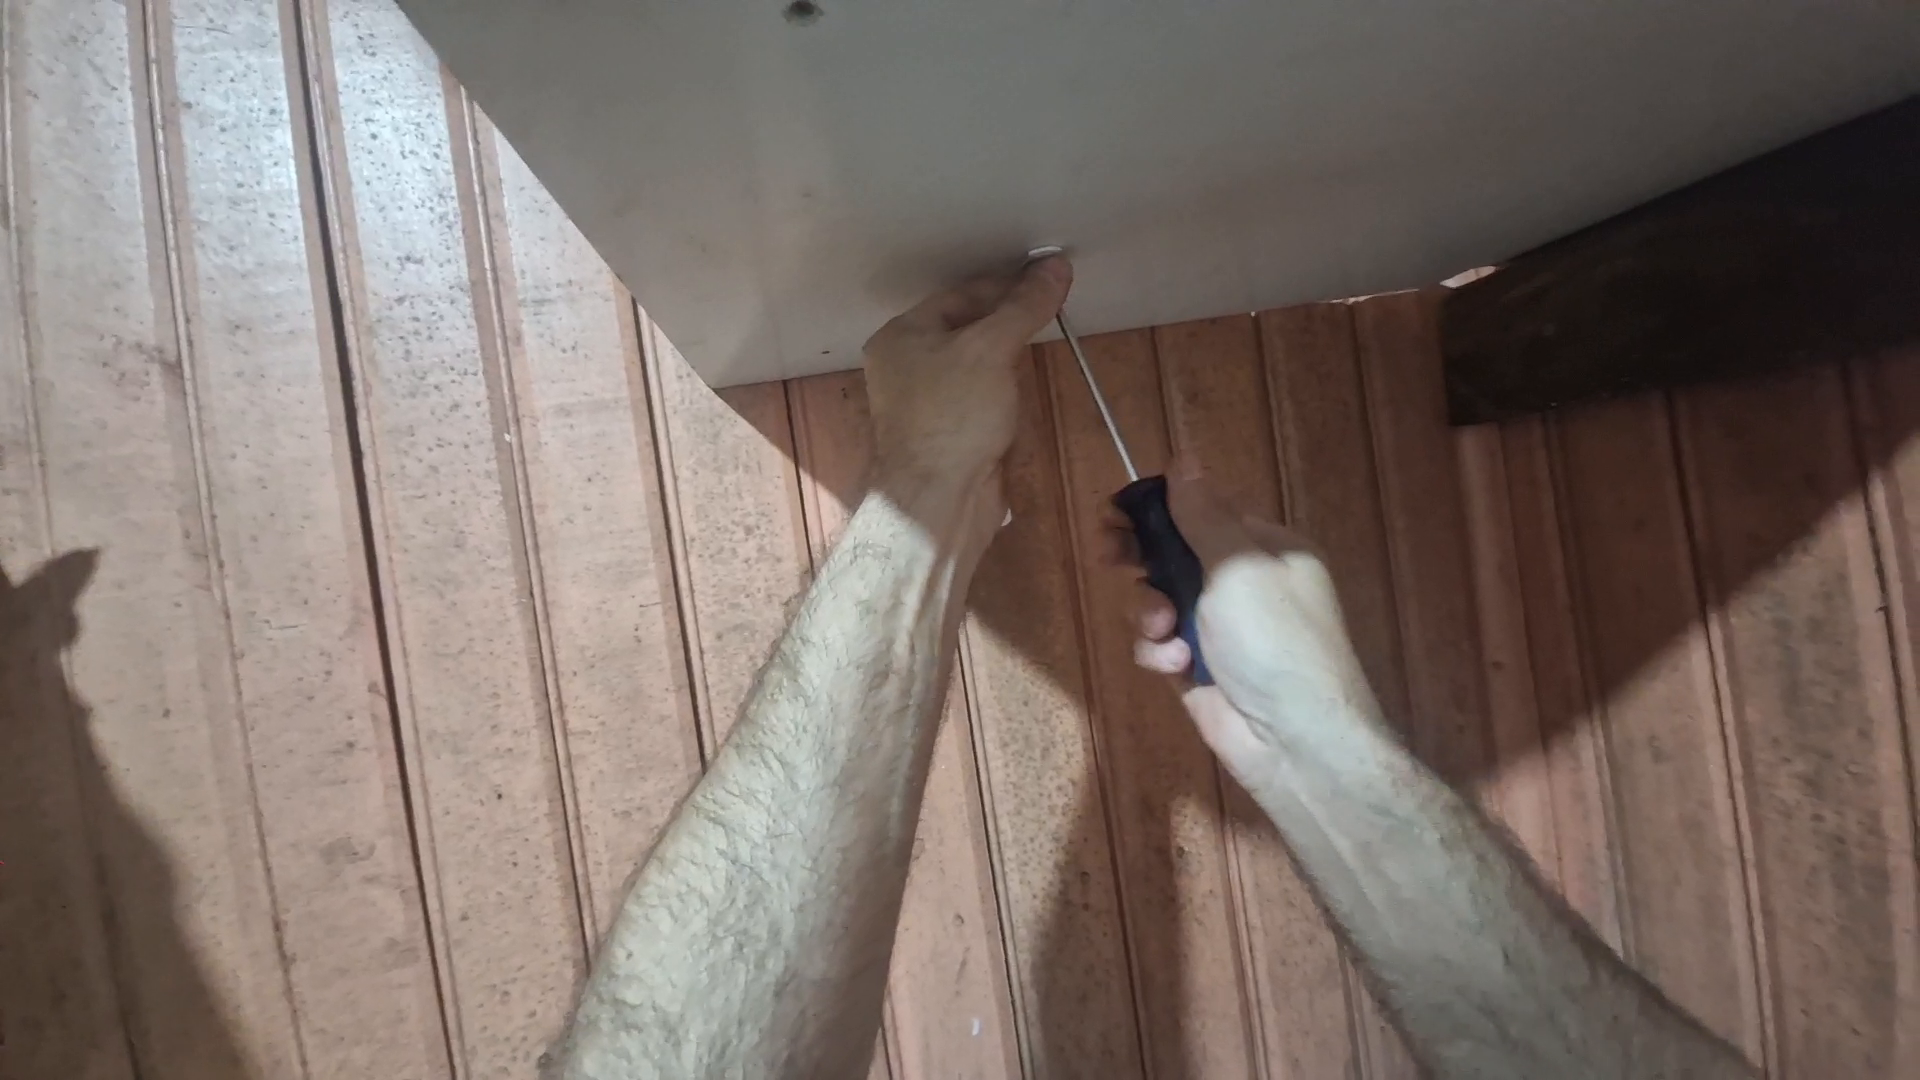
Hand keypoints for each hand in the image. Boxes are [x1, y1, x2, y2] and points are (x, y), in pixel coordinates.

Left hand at [864, 257, 1070, 534]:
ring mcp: (926, 402)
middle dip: (1007, 315)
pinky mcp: (948, 432)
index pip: (959, 295)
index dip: (1005, 283)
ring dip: (1007, 350)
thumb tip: (1056, 265)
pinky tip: (1025, 378)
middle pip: (965, 327)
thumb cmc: (954, 415)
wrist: (940, 499)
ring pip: (973, 363)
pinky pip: (978, 396)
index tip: (1047, 275)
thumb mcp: (990, 350)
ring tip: (1045, 329)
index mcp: (901, 337)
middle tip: (1053, 300)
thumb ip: (1023, 307)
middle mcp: (907, 366)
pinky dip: (1002, 384)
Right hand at [1115, 461, 1387, 789]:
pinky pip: (1155, 641)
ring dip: (1148, 612)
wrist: (1292, 740)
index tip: (1113, 511)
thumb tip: (1185, 457)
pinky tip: (1176, 665)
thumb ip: (1203, 513)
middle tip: (1107, 555)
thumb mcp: (1239, 565)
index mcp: (1261, 548)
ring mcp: (1214, 625)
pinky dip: (1158, 651)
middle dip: (1137, 556)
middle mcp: (1237, 582)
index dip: (1153, 507)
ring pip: (1153, 598)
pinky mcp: (1192, 663)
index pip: (1199, 509)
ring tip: (1163, 631)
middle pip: (1169, 552)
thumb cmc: (1272, 638)